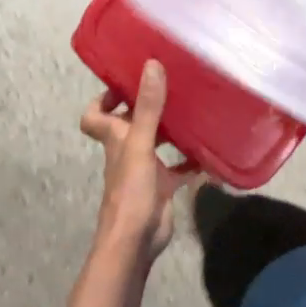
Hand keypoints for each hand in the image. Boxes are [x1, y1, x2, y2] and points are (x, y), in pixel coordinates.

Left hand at [80, 60, 200, 260]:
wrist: (135, 242)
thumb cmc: (130, 190)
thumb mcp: (140, 143)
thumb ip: (148, 106)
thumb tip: (151, 64)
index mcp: (115, 138)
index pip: (96, 115)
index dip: (104, 98)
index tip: (128, 80)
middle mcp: (128, 150)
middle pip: (131, 123)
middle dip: (148, 106)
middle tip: (173, 83)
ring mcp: (146, 169)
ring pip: (157, 142)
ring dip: (172, 129)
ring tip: (195, 107)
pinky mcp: (163, 187)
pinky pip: (179, 167)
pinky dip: (192, 159)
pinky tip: (210, 148)